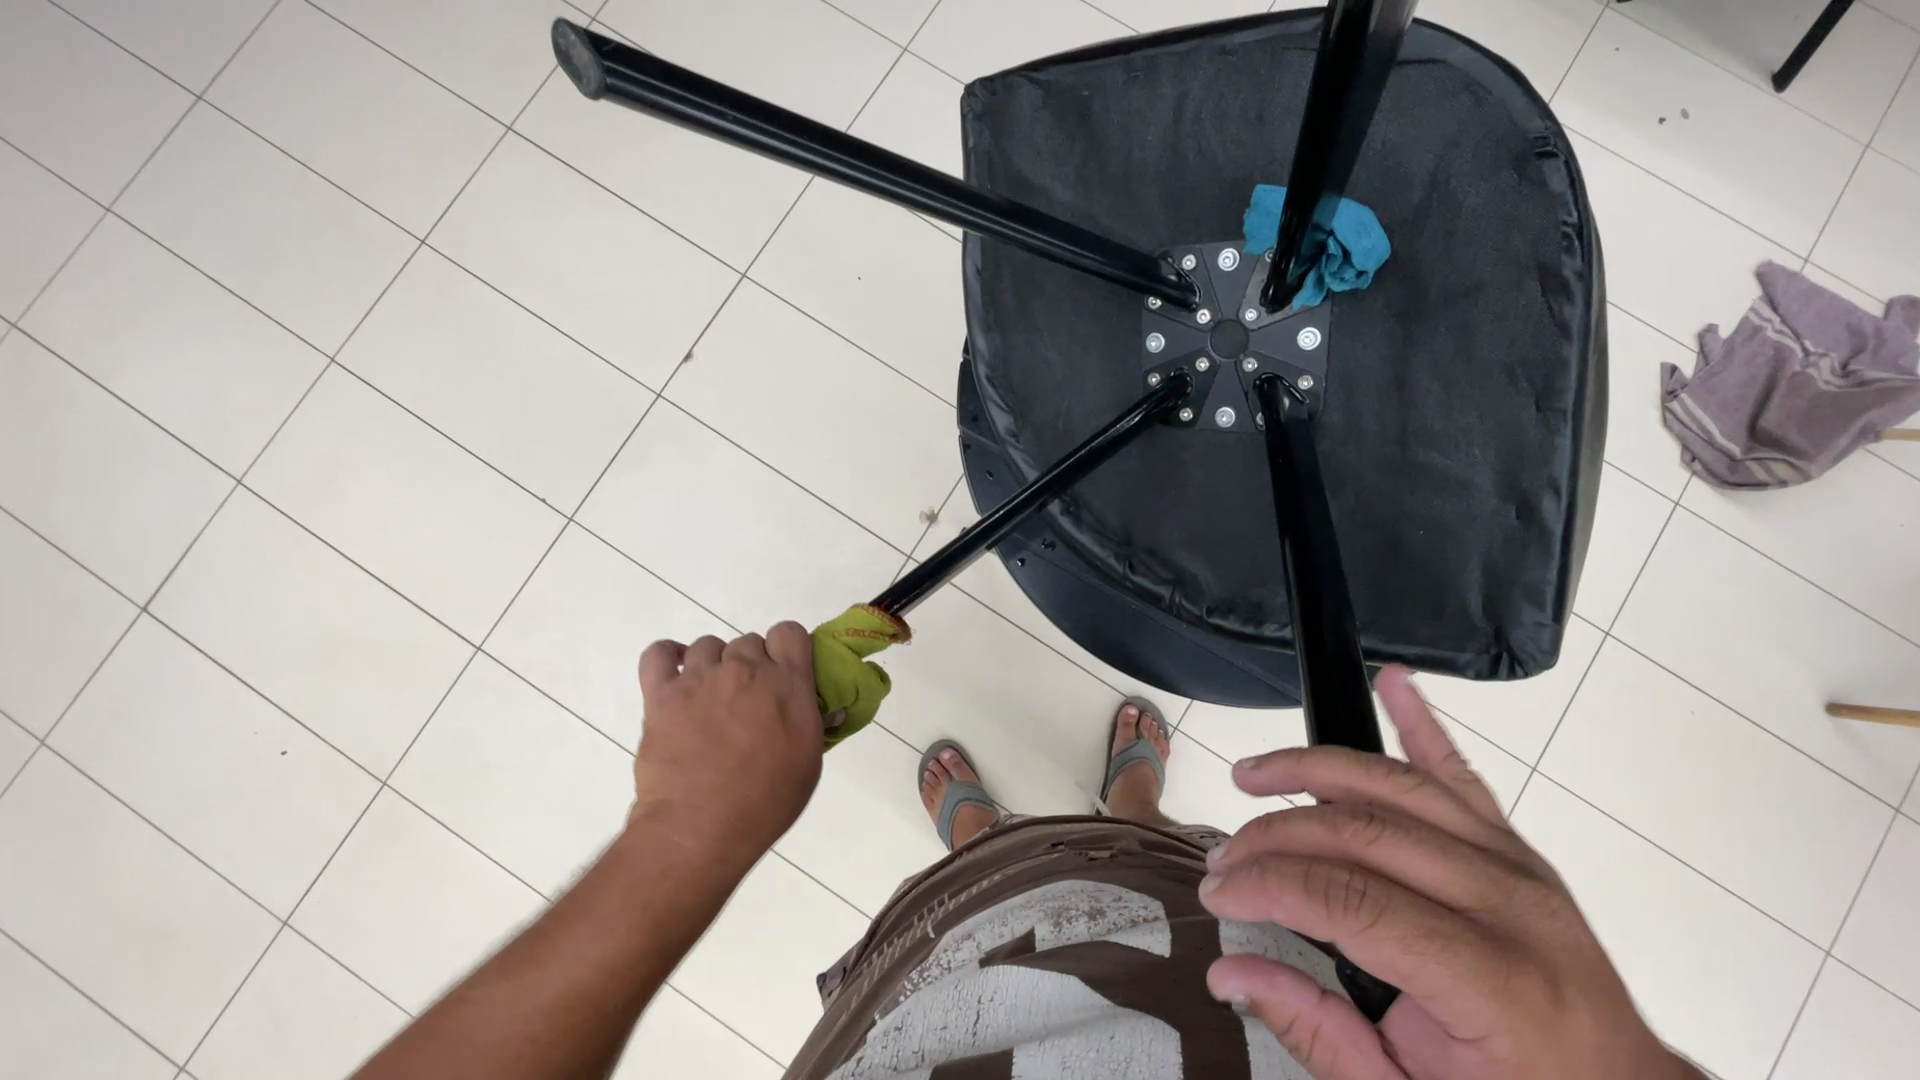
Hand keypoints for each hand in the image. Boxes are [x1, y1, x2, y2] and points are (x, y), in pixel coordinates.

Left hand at [632, 624, 822, 871]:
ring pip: (708, 645)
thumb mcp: (808, 763)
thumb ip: (815, 725)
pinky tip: (676, 676)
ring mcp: (701, 678)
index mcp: (788, 683)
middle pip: (749, 641)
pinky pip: (659, 653)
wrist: (700, 827)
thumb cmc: (765, 802)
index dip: (787, 649)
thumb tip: (829, 709)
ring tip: (711, 700)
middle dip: (751, 666)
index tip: (784, 674)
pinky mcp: (662, 694)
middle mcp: (746, 669)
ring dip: (714, 665)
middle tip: (747, 703)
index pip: (790, 632)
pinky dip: (668, 657)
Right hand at [1198, 666, 1701, 1079]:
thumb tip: (1226, 973)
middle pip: (1367, 833)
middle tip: (1221, 855)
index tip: (1216, 893)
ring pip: (1401, 788)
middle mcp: (1513, 907)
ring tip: (1250, 774)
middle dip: (1276, 835)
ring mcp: (1520, 867)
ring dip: (1315, 769)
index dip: (1270, 887)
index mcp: (1495, 983)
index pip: (1353, 902)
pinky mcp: (1519, 851)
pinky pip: (1462, 777)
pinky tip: (1392, 682)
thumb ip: (1316, 1033)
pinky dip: (1422, 724)